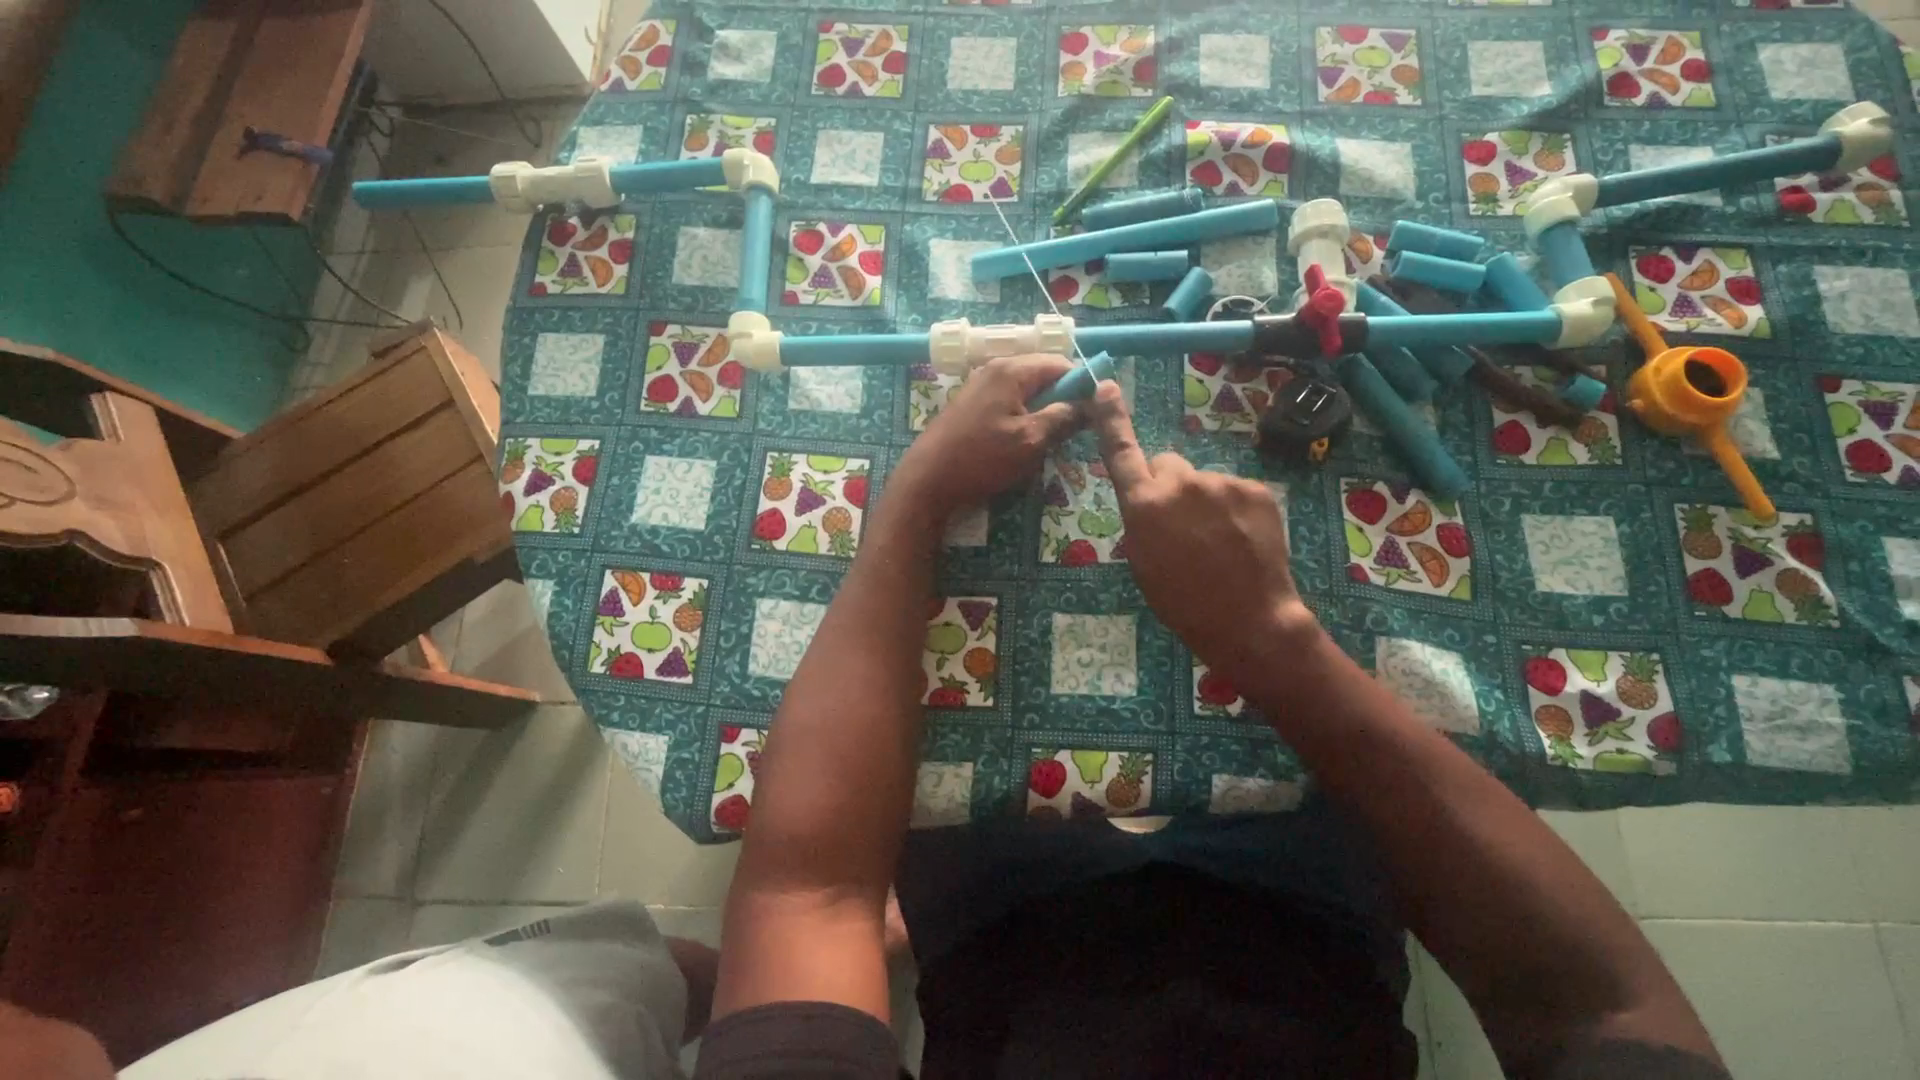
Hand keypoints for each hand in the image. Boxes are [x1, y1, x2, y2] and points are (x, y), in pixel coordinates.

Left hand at [889, 354, 1080, 515]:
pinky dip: (1023, 417)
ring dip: (1043, 411)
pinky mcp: (971, 405)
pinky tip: (1025, 442)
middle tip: (1076, 429)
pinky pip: (1009, 402)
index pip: (1062, 364)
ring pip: (1026, 391)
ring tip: (1052, 440)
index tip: (1096, 412)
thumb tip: (1090, 404)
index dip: (1083, 385)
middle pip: (1043, 375)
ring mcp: (980, 386)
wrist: (928, 480)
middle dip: (1063, 399)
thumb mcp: (1031, 440)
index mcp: (1012, 370)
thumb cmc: (982, 458)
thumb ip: (1063, 418)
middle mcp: (995, 369)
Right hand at [1089, 382, 1318, 684]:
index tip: (1104, 387)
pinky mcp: (1255, 488)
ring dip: (1205, 502)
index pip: (1121, 451)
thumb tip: (1151, 502)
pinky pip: (1234, 490)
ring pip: (1203, 482)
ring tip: (1218, 543)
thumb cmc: (1182, 601)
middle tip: (1182, 527)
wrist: (1249, 619)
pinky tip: (1242, 540)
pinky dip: (1235, 509)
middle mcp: (1180, 482)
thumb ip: (1142, 520)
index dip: (1110, 418)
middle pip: (1167, 465)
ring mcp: (1221, 482)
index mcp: (1143, 504)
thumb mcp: (1143, 562)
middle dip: (1169, 486)